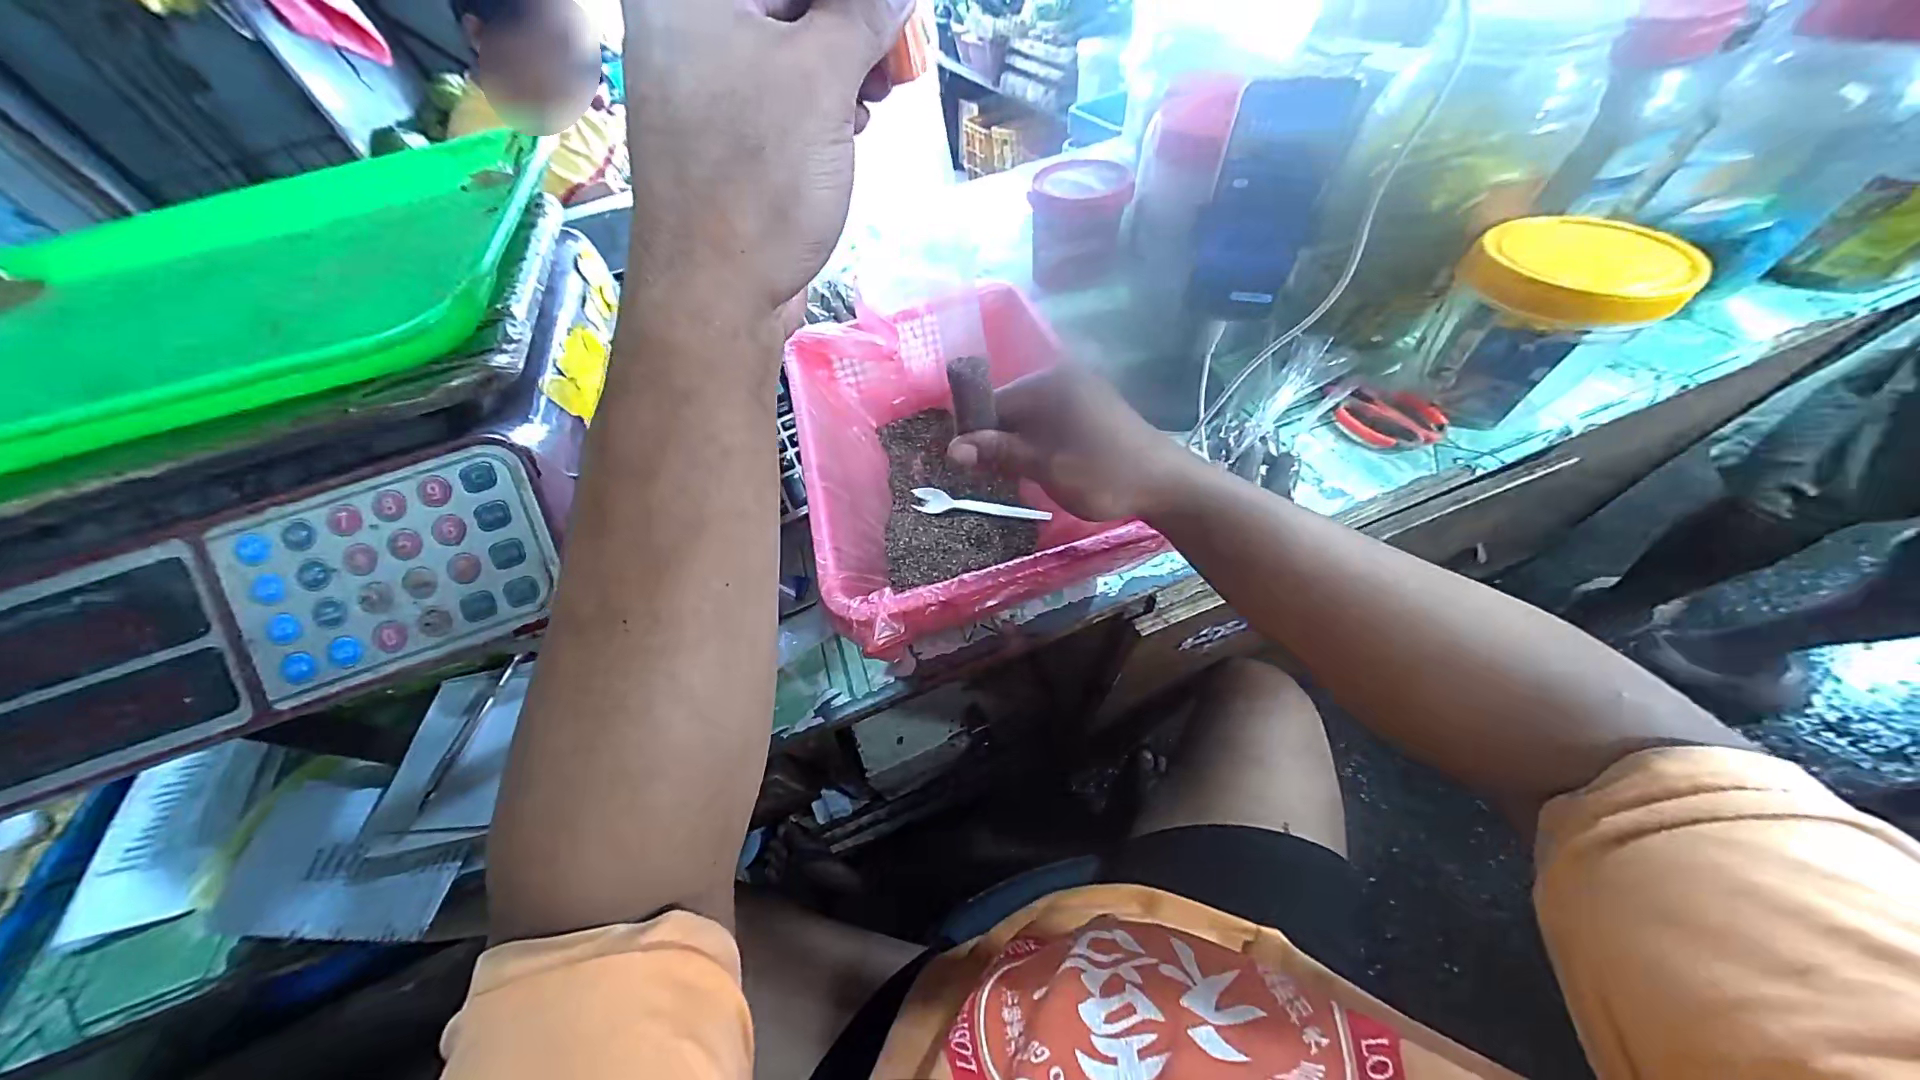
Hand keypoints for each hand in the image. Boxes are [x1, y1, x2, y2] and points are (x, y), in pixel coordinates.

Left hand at [623, 0, 911, 316]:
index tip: (892, 22)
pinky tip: (851, 123)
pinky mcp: (725, 137)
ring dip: (842, 62)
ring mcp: (703, 86)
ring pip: (787, 47)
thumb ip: (863, 17)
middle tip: (893, 54)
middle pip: (785, 2)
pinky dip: (821, 101)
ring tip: (878, 91)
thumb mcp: (822, 80)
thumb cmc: (761, 180)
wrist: (717, 293)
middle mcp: (686, 28)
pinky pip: (779, 94)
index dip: (850, 3)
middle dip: (850, 23)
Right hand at [946, 367, 1208, 522]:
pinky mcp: (1092, 408)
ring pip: (1030, 419)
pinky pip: (1051, 422)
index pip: (993, 403)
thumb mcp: (1045, 466)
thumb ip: (999, 453)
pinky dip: (1040, 443)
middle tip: (994, 478)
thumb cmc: (1102, 474)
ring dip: (1019, 446)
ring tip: (1018, 477)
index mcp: (1048, 383)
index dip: (976, 436)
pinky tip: (1042, 467)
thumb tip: (951, 449)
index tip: (969, 469)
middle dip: (998, 442)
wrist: (1167, 484)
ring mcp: (1080, 392)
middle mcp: (1062, 378)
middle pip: (1011, 409)